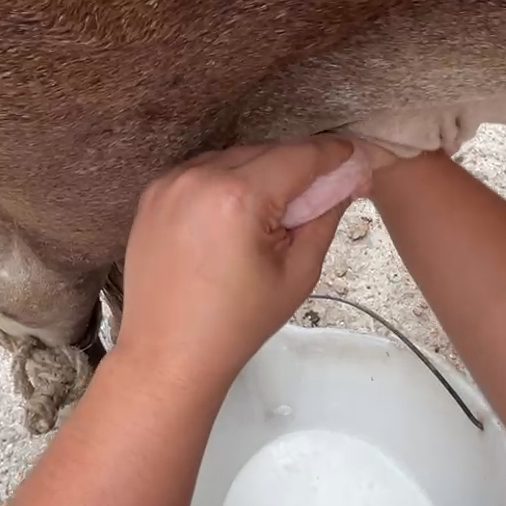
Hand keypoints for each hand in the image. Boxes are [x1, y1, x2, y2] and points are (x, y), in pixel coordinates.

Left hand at [116, 137, 367, 385]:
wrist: (168, 353)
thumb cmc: (235, 323)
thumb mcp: (298, 273)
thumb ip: (324, 218)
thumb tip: (343, 184)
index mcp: (237, 198)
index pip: (298, 156)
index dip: (331, 153)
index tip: (351, 153)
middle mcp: (199, 179)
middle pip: (266, 152)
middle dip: (296, 167)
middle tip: (319, 192)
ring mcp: (170, 183)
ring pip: (233, 158)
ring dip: (259, 173)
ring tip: (271, 212)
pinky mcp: (153, 194)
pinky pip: (203, 171)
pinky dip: (225, 182)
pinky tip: (235, 215)